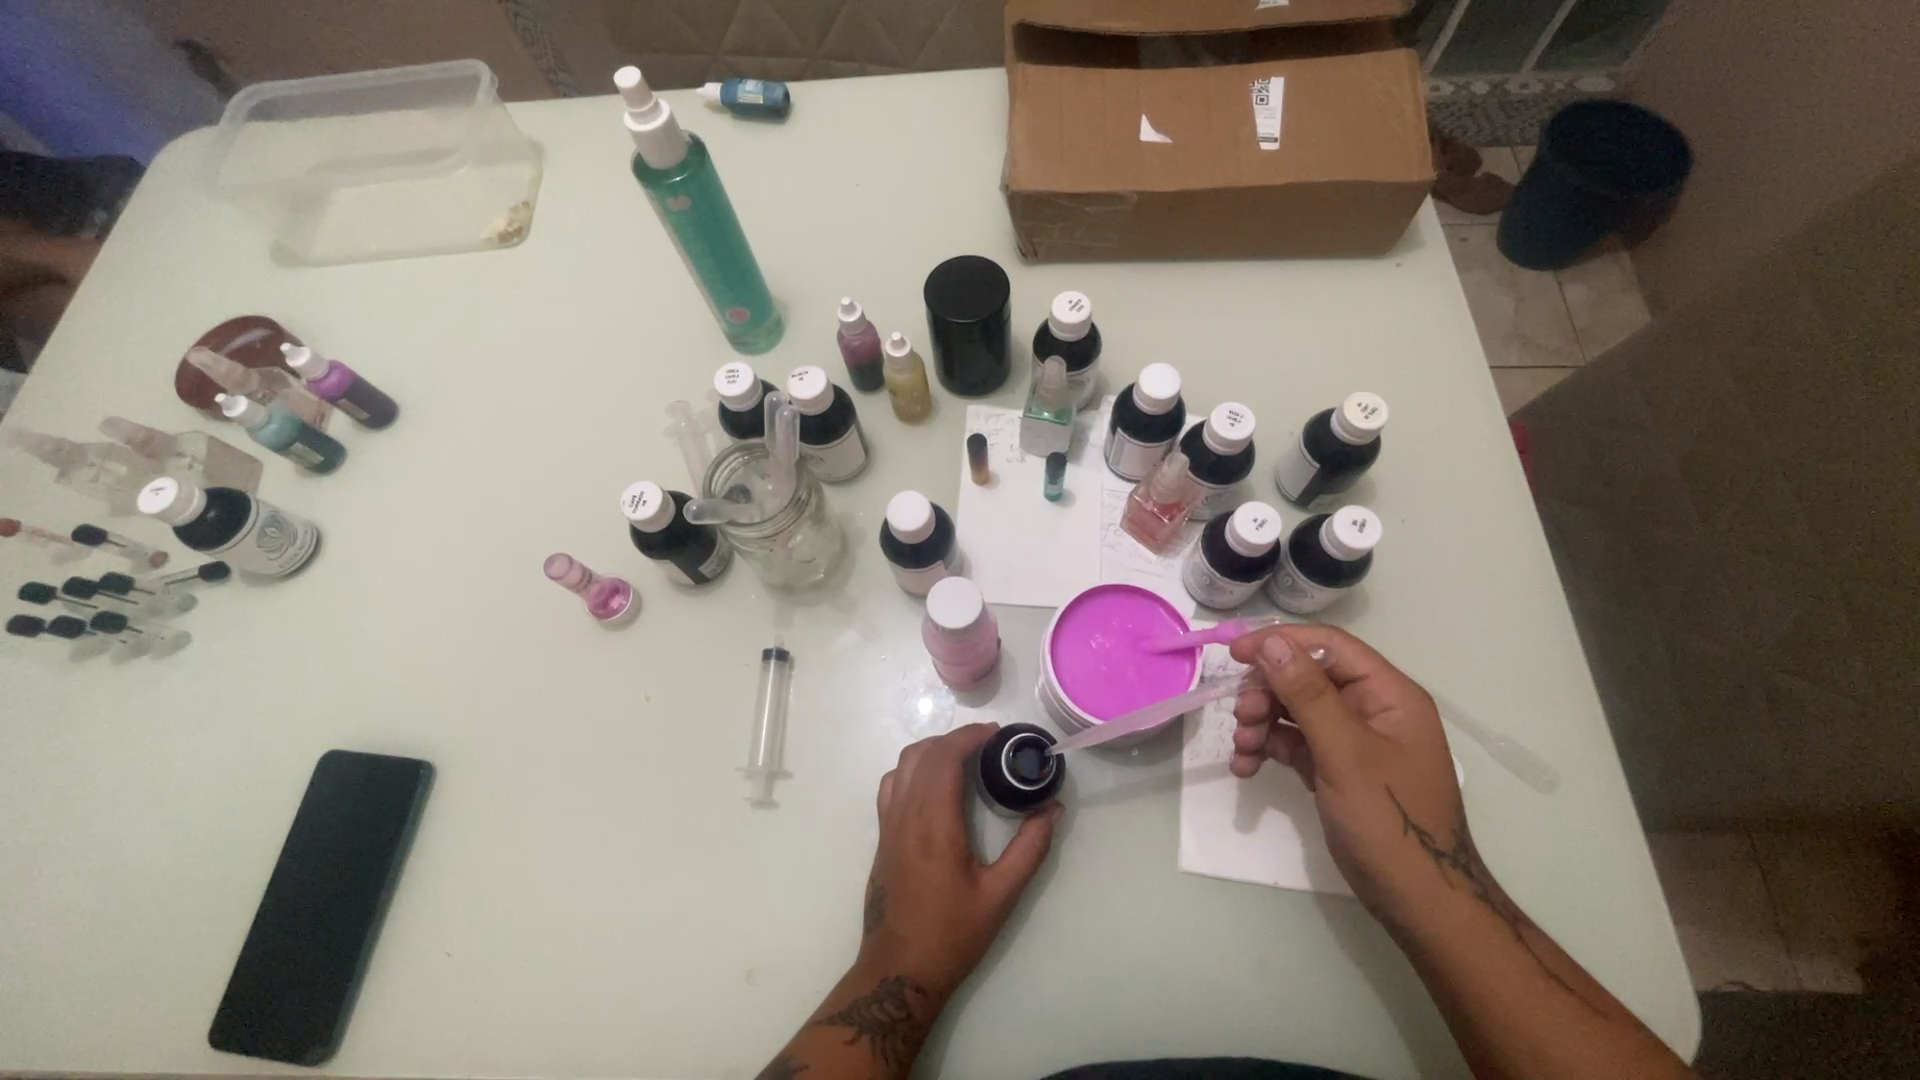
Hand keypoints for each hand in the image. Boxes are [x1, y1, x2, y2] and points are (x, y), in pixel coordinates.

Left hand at [858, 723, 1062, 994]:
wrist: (899, 969)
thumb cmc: (952, 934)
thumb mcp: (1001, 895)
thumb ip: (1030, 849)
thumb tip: (1052, 810)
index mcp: (934, 824)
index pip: (945, 758)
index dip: (969, 736)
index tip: (996, 733)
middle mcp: (905, 815)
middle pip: (923, 754)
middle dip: (955, 738)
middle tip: (987, 744)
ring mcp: (887, 825)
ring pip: (903, 765)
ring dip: (932, 750)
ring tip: (963, 757)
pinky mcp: (881, 837)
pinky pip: (892, 785)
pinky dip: (913, 769)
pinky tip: (934, 785)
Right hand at [1229, 625, 1466, 924]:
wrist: (1418, 900)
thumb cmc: (1390, 819)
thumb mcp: (1345, 752)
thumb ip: (1307, 693)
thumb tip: (1271, 642)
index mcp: (1388, 694)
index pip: (1329, 647)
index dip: (1281, 643)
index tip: (1236, 656)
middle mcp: (1370, 709)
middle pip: (1305, 678)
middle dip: (1266, 694)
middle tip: (1240, 718)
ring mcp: (1351, 740)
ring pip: (1293, 710)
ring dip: (1260, 723)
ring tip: (1242, 749)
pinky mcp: (1333, 767)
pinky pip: (1292, 742)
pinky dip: (1267, 748)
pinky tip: (1247, 768)